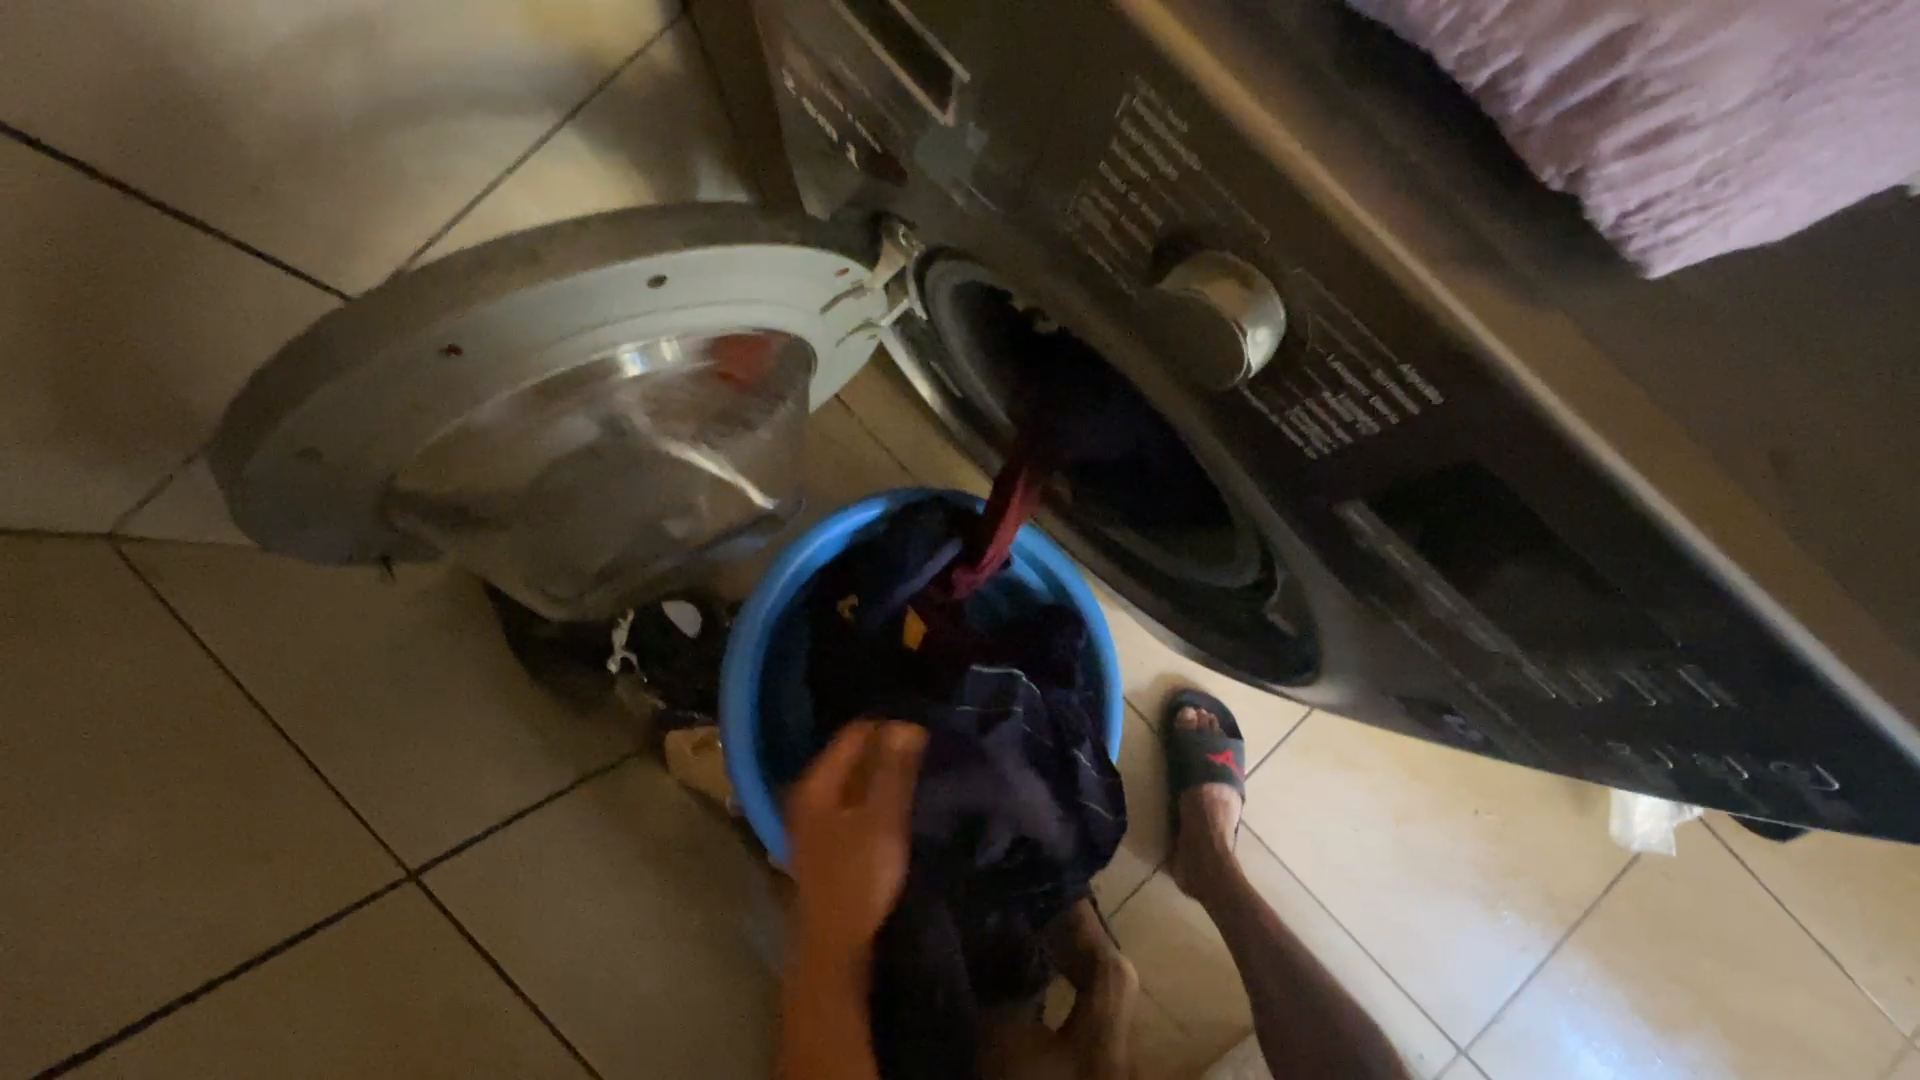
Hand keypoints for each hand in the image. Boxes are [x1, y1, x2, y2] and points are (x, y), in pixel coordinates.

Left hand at [787, 720, 927, 957]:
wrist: (833, 946)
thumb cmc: (858, 878)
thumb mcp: (882, 819)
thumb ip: (894, 770)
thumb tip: (907, 724)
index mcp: (816, 783)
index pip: (854, 733)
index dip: (889, 727)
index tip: (924, 730)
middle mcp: (808, 794)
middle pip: (850, 755)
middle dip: (886, 748)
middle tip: (925, 749)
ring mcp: (814, 820)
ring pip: (852, 780)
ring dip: (881, 774)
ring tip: (917, 772)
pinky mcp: (825, 842)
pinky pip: (852, 802)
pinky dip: (873, 796)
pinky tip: (896, 803)